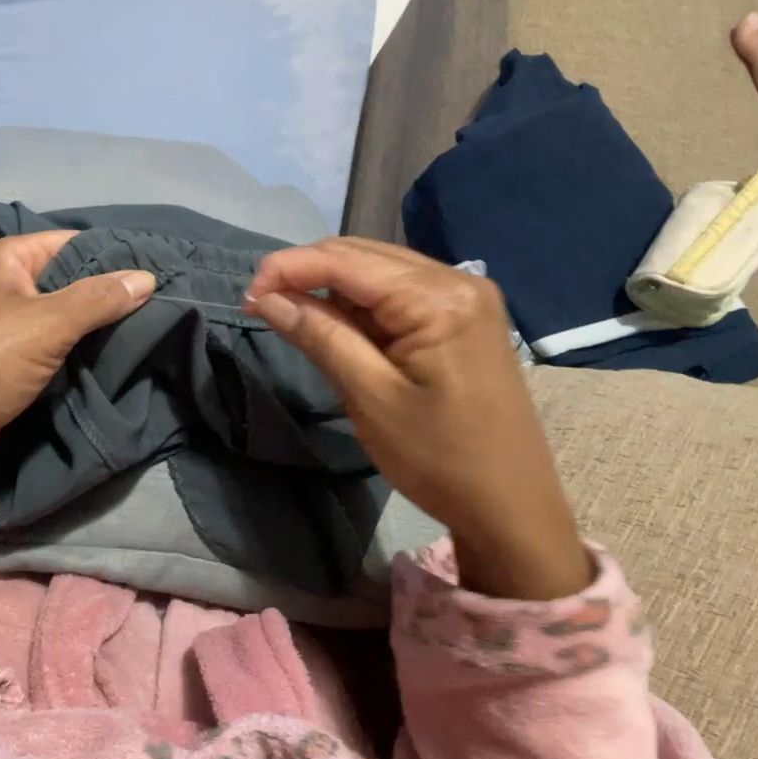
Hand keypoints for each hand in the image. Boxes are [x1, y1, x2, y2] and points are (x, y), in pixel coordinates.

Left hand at [0, 231, 156, 467]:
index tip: (158, 275)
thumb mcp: (46, 324)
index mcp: (9, 258)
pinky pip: (52, 347)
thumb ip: (97, 299)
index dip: (114, 258)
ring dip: (96, 329)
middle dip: (109, 296)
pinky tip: (112, 360)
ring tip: (147, 333)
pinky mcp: (8, 359)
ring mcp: (5, 323)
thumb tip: (147, 278)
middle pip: (71, 281)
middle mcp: (6, 283)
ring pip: (64, 317)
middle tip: (160, 309)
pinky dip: (77, 353)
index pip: (74, 244)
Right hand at [245, 238, 590, 599]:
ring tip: (294, 319)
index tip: (247, 298)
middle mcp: (457, 279)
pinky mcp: (465, 317)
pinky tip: (339, 327)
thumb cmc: (438, 458)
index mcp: (438, 297)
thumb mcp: (370, 398)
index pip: (346, 260)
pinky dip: (362, 304)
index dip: (288, 268)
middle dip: (307, 273)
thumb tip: (268, 298)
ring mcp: (467, 296)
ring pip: (380, 271)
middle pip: (363, 255)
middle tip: (264, 309)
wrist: (510, 504)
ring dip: (332, 288)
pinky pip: (401, 293)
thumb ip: (321, 337)